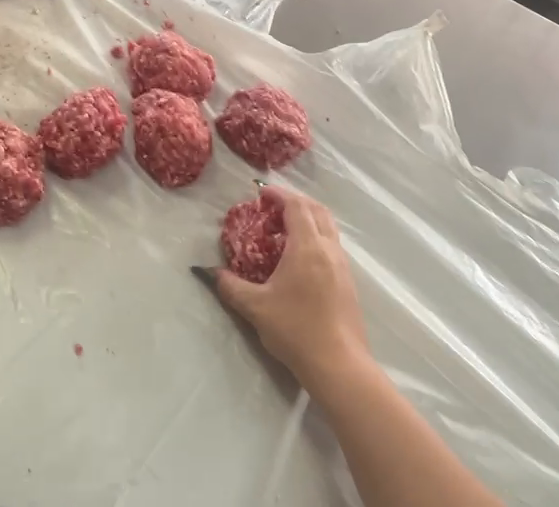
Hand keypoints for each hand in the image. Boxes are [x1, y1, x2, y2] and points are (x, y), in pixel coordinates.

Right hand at [213, 188, 371, 387]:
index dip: (278, 194)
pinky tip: (301, 259)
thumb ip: (230, 286)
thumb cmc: (295, 330)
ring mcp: (342, 265)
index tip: (260, 193)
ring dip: (308, 219)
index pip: (296, 206)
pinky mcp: (348, 282)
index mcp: (307, 247)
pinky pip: (332, 245)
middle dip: (295, 202)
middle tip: (272, 208)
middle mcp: (329, 249)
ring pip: (328, 227)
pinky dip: (316, 237)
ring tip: (285, 231)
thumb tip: (210, 272)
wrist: (338, 365)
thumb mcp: (255, 307)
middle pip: (317, 210)